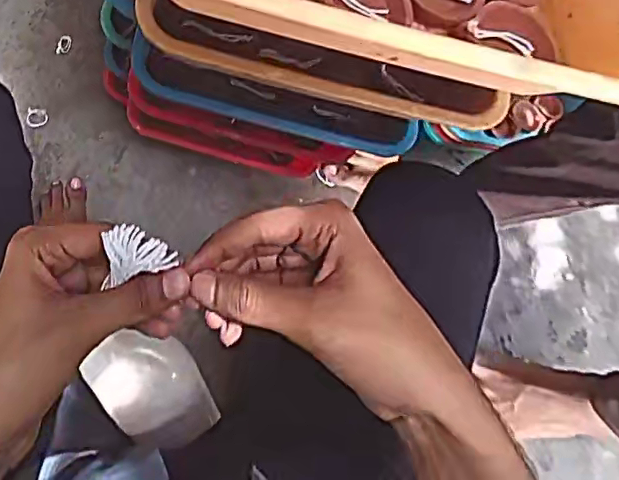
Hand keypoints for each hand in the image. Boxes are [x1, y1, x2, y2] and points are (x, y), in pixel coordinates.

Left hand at [0, 223, 187, 477]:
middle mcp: (43, 262)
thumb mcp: (78, 327)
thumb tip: (169, 279)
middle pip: (108, 258)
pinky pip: (101, 306)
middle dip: (143, 278)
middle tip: (175, 291)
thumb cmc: (3, 374)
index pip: (103, 234)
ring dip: (139, 300)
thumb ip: (131, 299)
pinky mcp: (60, 319)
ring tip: (169, 312)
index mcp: (36, 246)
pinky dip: (126, 314)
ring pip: (108, 284)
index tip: (173, 266)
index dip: (141, 251)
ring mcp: (52, 292)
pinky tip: (151, 322)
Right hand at [183, 201, 472, 420]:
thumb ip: (252, 300)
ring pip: (258, 271)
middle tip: (198, 298)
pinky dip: (249, 309)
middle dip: (225, 276)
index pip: (258, 225)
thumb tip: (206, 284)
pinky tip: (234, 324)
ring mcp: (317, 266)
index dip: (220, 248)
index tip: (192, 270)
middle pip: (255, 246)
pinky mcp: (313, 294)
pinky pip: (268, 292)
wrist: (425, 396)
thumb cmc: (395, 347)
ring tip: (217, 318)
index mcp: (328, 222)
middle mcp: (320, 237)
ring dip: (234, 296)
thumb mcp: (313, 318)